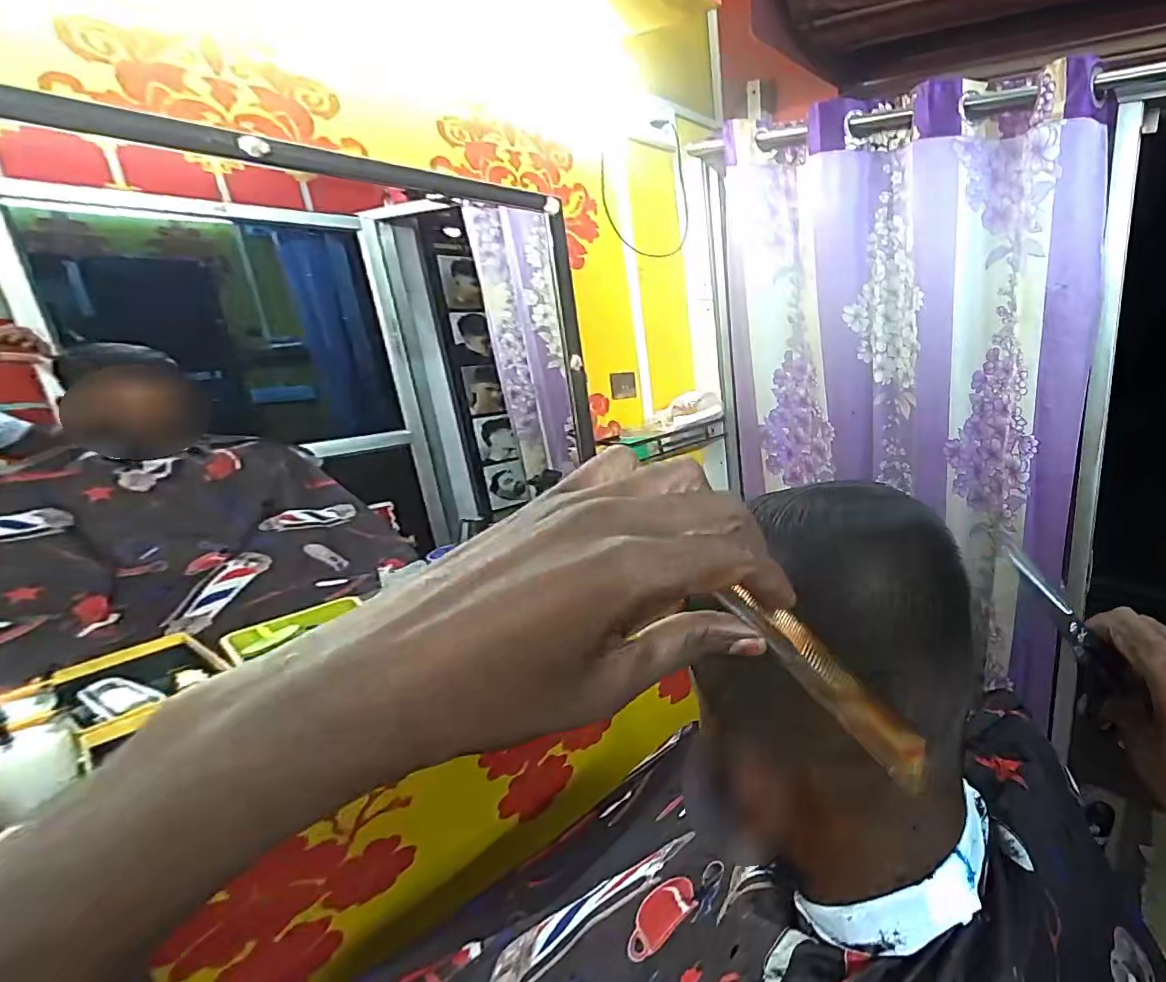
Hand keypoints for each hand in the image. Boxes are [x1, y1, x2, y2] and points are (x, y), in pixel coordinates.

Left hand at [0, 325, 51, 374]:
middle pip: (24, 331)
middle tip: (44, 354)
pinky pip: (8, 337)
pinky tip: (19, 352)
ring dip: (28, 343)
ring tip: (33, 354)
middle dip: (37, 342)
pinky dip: (18, 344)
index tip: (48, 353)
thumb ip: (15, 358)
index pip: (26, 332)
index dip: (40, 341)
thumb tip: (39, 360)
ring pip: (17, 334)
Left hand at [277, 448, 789, 767]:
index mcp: (630, 568)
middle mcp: (616, 516)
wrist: (380, 676)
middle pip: (717, 508)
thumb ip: (683, 645)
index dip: (770, 577)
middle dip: (751, 545)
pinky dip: (655, 487)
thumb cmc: (494, 699)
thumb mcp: (601, 686)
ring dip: (708, 513)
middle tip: (754, 590)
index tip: (784, 606)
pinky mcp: (552, 496)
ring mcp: (581, 498)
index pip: (731, 553)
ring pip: (679, 476)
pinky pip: (625, 467)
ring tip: (702, 558)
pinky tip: (644, 523)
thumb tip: (750, 634)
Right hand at [1091, 609, 1165, 981]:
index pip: (1130, 626)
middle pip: (1158, 629)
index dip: (1102, 625)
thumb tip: (1114, 701)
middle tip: (1108, 669)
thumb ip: (1126, 717)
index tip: (1086, 638)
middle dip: (1128, 640)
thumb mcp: (1150, 762)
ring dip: (1159, 658)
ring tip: (1145, 694)